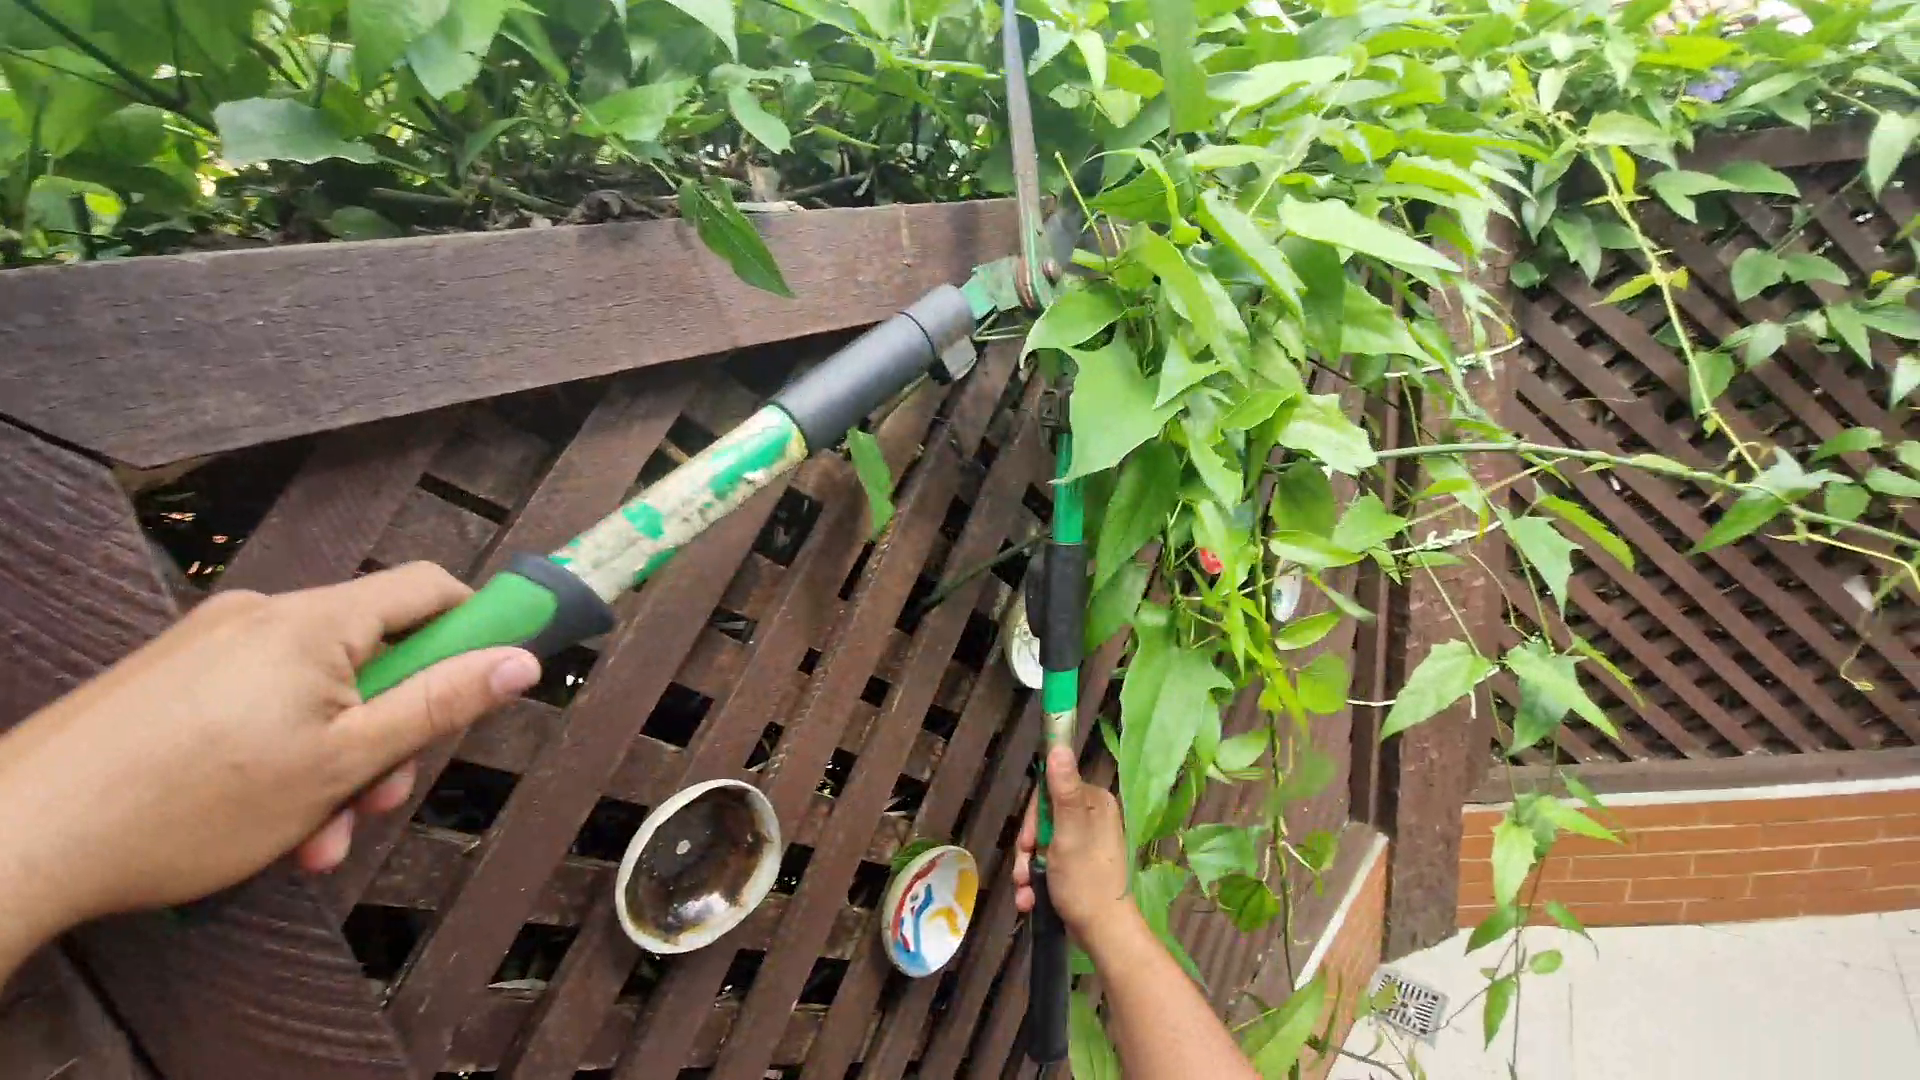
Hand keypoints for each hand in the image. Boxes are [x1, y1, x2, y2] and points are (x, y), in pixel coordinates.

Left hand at [0, 562, 540, 939]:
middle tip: (382, 796)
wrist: (0, 851)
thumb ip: (443, 703)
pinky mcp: (171, 679)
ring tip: (317, 832)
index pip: (431, 588)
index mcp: (316, 621)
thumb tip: (524, 662)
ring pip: (321, 688)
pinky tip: (271, 819)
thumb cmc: (194, 803)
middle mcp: (266, 616)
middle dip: (395, 725)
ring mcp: (211, 645)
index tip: (488, 679)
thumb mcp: (347, 760)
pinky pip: (265, 701)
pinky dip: (289, 750)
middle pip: (377, 652)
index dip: (477, 626)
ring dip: (342, 755)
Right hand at [1013, 745, 1136, 945]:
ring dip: (1028, 868)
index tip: (1030, 840)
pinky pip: (1048, 863)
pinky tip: (1030, 899)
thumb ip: (1063, 790)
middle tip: (1026, 868)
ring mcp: (1085, 843)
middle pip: (1043, 818)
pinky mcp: (1078, 866)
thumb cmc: (1086, 880)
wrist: (1102, 934)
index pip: (1051, 788)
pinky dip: (1036, 880)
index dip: (1034, 816)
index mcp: (1095, 802)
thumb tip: (1059, 746)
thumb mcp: (1069, 832)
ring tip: (1026, 890)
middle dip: (1028, 848)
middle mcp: (1091, 817)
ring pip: (1041, 843)